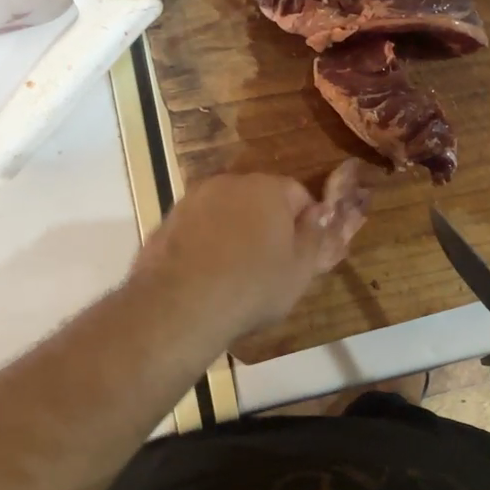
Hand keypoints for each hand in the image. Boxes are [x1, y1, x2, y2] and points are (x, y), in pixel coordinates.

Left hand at [132, 160, 373, 336]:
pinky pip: (198, 228)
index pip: (298, 194)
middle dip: (267, 223)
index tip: (301, 253)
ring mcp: (193, 200)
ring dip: (234, 231)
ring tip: (235, 272)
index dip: (304, 223)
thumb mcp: (300, 270)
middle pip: (259, 199)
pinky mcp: (167, 221)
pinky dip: (206, 243)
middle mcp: (230, 183)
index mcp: (269, 189)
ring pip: (226, 211)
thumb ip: (315, 236)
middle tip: (270, 264)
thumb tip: (322, 212)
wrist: (181, 306)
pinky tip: (207, 275)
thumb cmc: (254, 287)